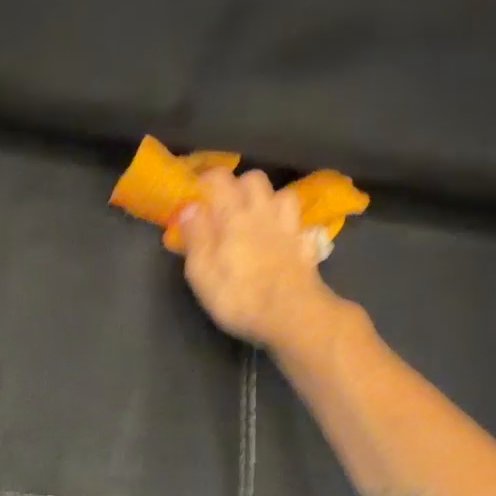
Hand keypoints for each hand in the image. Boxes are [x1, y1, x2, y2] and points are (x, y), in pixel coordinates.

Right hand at [178, 169, 338, 348]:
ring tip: (257, 219)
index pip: (220, 178)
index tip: (197, 194)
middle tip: (226, 207)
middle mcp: (263, 212)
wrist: (293, 316)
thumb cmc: (239, 296)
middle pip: (255, 179)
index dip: (207, 180)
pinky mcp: (306, 245)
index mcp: (233, 216)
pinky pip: (299, 223)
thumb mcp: (201, 272)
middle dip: (239, 185)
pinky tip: (282, 237)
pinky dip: (289, 224)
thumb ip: (195, 235)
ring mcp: (289, 227)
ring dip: (268, 200)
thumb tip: (189, 207)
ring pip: (282, 195)